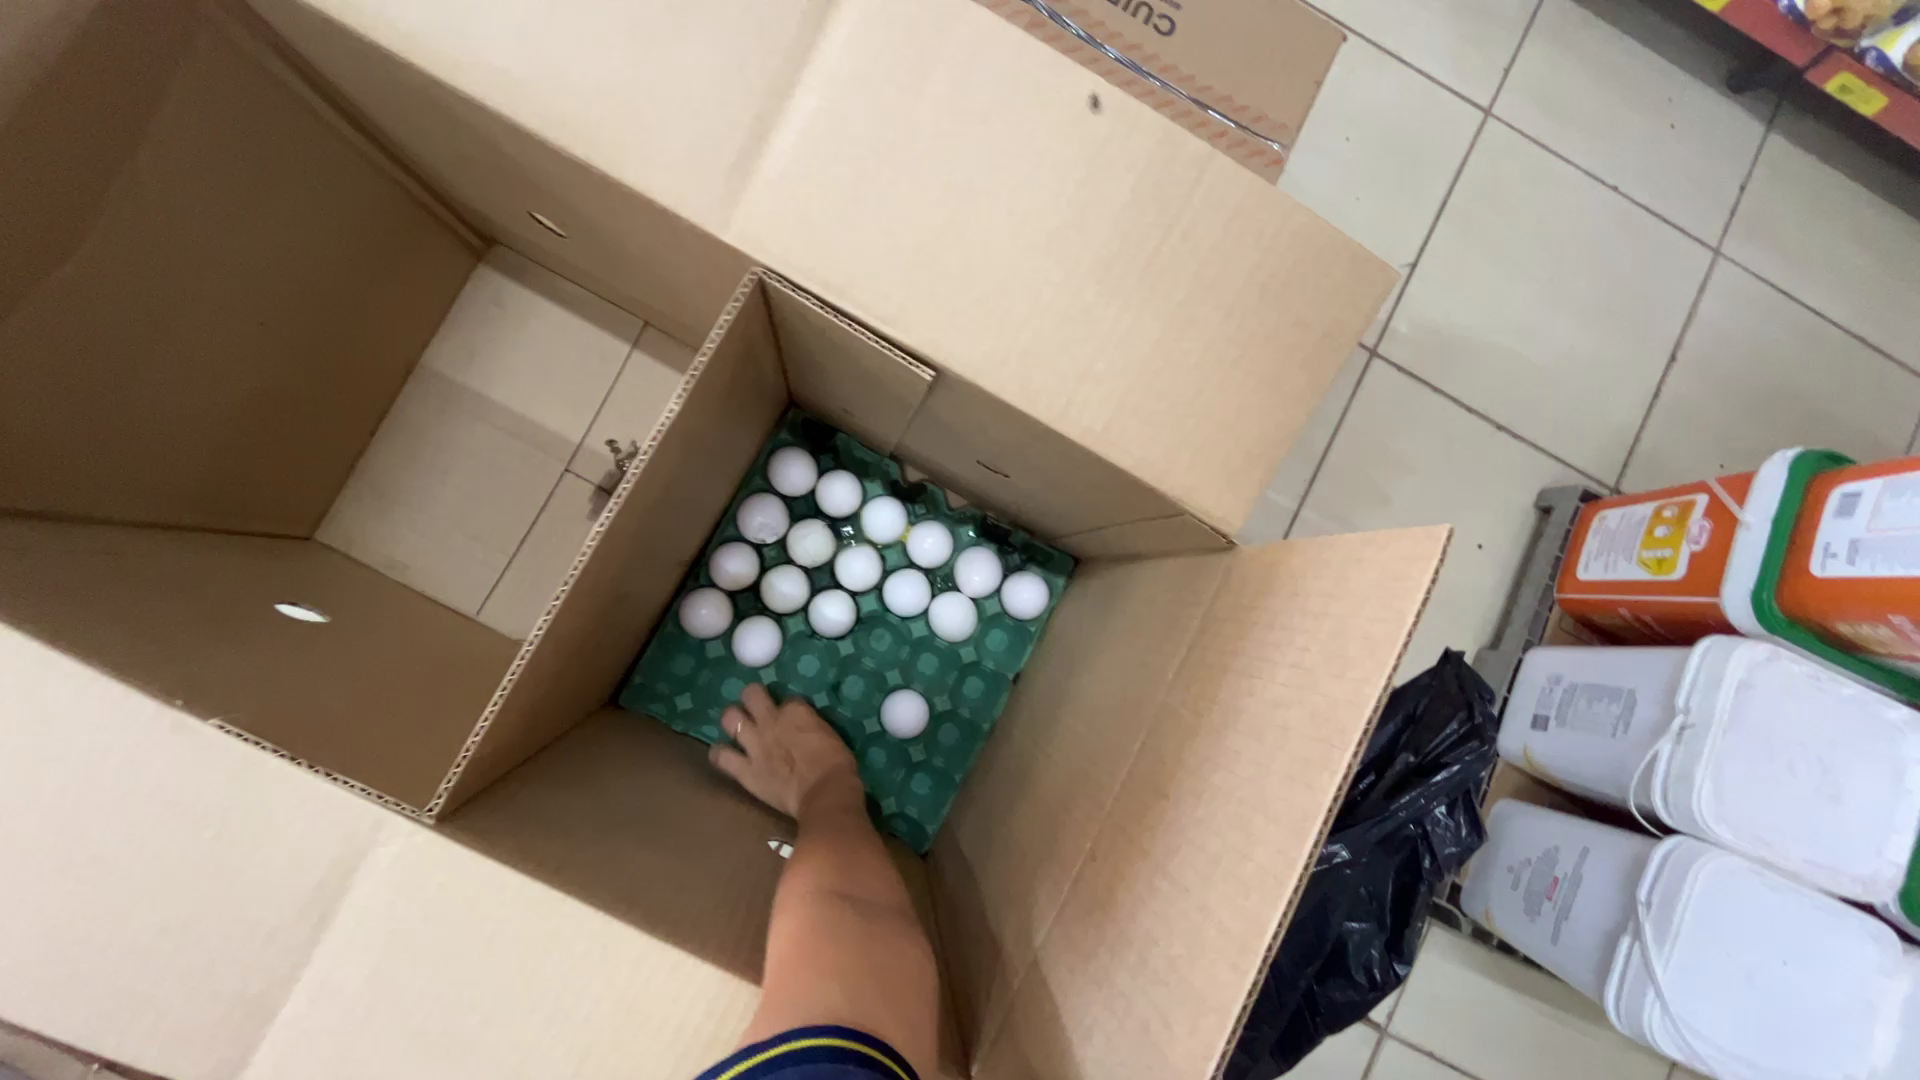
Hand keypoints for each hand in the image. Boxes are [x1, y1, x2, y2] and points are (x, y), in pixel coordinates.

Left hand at [710, 684, 861, 819]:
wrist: (824, 792)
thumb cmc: (837, 764)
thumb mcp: (830, 735)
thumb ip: (812, 728)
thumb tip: (807, 732)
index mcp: (796, 711)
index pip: (788, 699)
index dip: (789, 709)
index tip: (794, 719)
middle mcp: (771, 721)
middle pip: (752, 695)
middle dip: (753, 698)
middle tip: (756, 708)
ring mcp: (754, 744)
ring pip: (730, 719)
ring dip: (733, 722)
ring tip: (737, 729)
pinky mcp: (745, 770)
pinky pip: (721, 757)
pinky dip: (720, 755)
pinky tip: (723, 756)